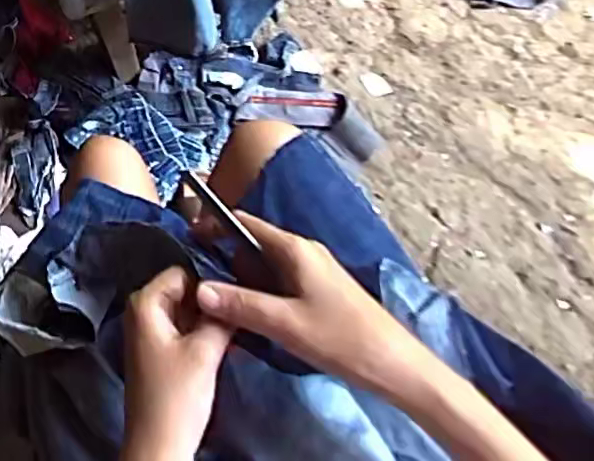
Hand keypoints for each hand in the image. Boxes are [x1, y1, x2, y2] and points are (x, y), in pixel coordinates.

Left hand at [121, 267, 232, 460]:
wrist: (158, 446)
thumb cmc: (177, 396)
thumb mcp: (204, 353)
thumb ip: (219, 319)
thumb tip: (233, 294)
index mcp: (143, 300)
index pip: (181, 272)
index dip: (207, 284)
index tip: (233, 296)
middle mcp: (140, 308)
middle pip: (181, 290)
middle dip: (208, 303)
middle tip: (238, 313)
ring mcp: (146, 329)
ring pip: (183, 310)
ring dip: (206, 319)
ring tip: (235, 329)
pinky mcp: (155, 349)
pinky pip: (180, 327)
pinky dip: (199, 333)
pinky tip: (223, 342)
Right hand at [192, 210, 410, 387]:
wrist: (404, 371)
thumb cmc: (344, 340)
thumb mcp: (286, 324)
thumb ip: (241, 304)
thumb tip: (198, 289)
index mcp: (294, 247)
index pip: (243, 221)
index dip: (214, 225)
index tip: (190, 238)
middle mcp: (303, 250)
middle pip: (253, 243)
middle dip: (227, 258)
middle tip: (204, 283)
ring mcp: (315, 270)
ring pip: (266, 265)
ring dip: (245, 279)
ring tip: (226, 303)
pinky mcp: (323, 291)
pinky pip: (281, 280)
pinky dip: (263, 291)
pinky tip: (258, 316)